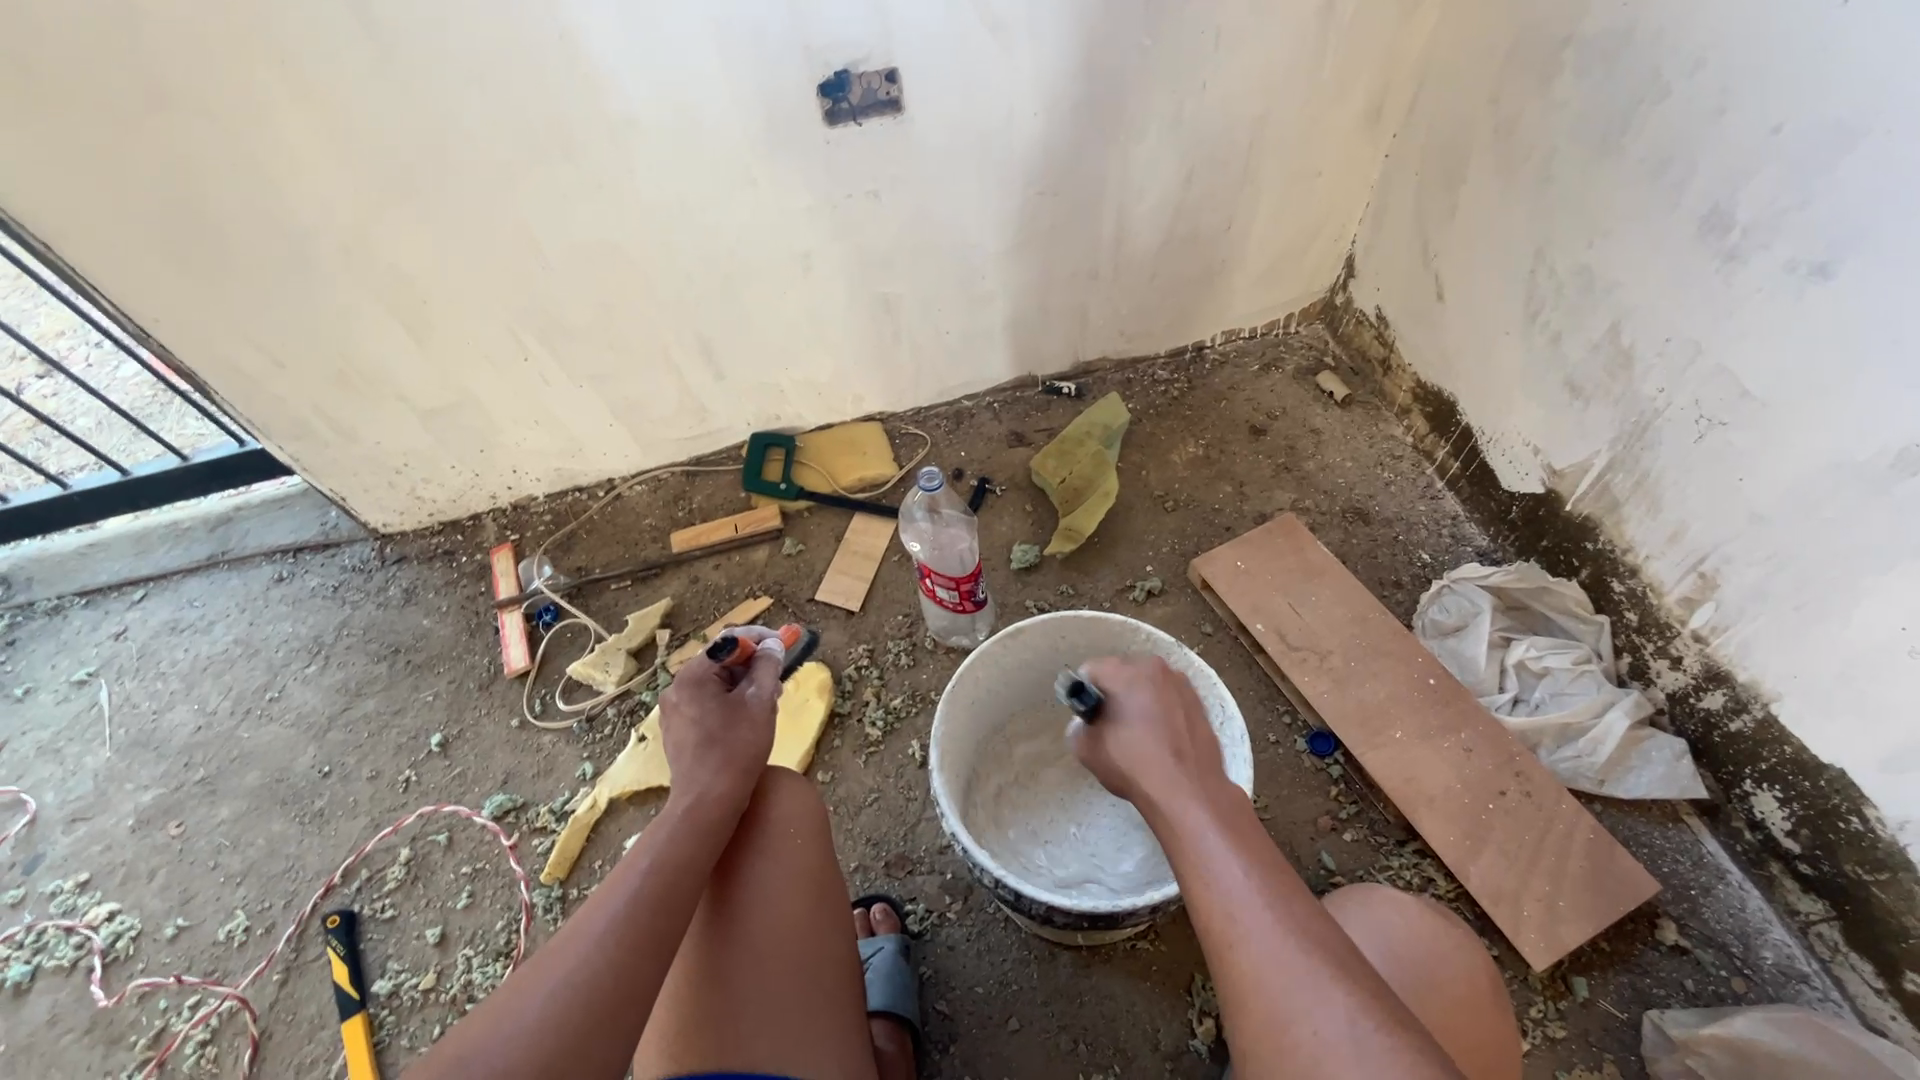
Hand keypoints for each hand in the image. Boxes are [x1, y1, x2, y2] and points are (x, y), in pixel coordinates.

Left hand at [657, 625, 783, 810]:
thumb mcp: (760, 702)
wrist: (707, 802)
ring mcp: (674, 710)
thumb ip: (767, 666)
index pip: (728, 641)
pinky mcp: (679, 730)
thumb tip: (772, 645)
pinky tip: (748, 719)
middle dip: (753, 665)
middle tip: (779, 678)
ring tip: (768, 701)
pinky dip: (730, 702)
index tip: (784, 643)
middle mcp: (676, 687)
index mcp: (692, 675)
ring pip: (715, 684)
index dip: (760, 638)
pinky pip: (707, 703)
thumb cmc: (736, 749)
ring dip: (744, 685)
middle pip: (720, 662)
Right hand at [1068, 655, 1226, 813]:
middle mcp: (1157, 669)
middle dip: (1114, 694)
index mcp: (1127, 672)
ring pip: (1149, 686)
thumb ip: (1078, 727)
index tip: (1087, 716)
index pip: (1091, 671)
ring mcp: (1182, 685)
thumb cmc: (1133, 765)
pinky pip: (1169, 701)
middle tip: (1111, 726)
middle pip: (1123, 674)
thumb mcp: (1087, 749)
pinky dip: (1162, 713)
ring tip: (1140, 736)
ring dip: (1140, 702)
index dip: (1084, 693)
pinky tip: (1162, 741)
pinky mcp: (1200, 704)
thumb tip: (1086, 723)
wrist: (1189, 793)